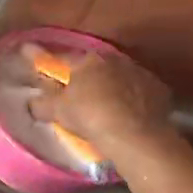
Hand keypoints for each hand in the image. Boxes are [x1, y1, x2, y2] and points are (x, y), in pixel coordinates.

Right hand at [27, 46, 175, 161]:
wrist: (135, 136)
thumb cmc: (90, 116)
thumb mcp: (57, 111)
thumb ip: (42, 104)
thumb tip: (32, 103)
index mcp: (88, 59)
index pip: (61, 57)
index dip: (46, 60)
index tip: (33, 56)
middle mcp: (115, 59)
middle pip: (94, 65)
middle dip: (84, 75)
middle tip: (75, 90)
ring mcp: (140, 73)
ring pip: (118, 76)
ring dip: (110, 85)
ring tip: (103, 103)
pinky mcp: (160, 90)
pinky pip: (139, 91)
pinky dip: (131, 98)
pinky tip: (126, 112)